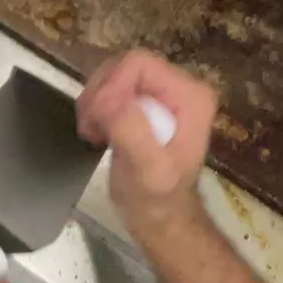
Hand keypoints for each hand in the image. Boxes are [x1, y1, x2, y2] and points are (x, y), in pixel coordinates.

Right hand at [76, 49, 216, 232]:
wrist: (159, 218)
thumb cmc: (156, 199)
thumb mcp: (148, 170)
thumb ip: (133, 131)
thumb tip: (109, 100)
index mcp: (190, 95)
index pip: (137, 63)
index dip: (110, 87)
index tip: (99, 121)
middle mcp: (179, 87)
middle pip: (121, 65)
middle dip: (98, 96)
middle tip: (92, 129)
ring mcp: (161, 93)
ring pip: (110, 75)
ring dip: (92, 103)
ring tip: (94, 133)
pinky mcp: (143, 102)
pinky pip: (108, 88)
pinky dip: (93, 108)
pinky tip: (97, 132)